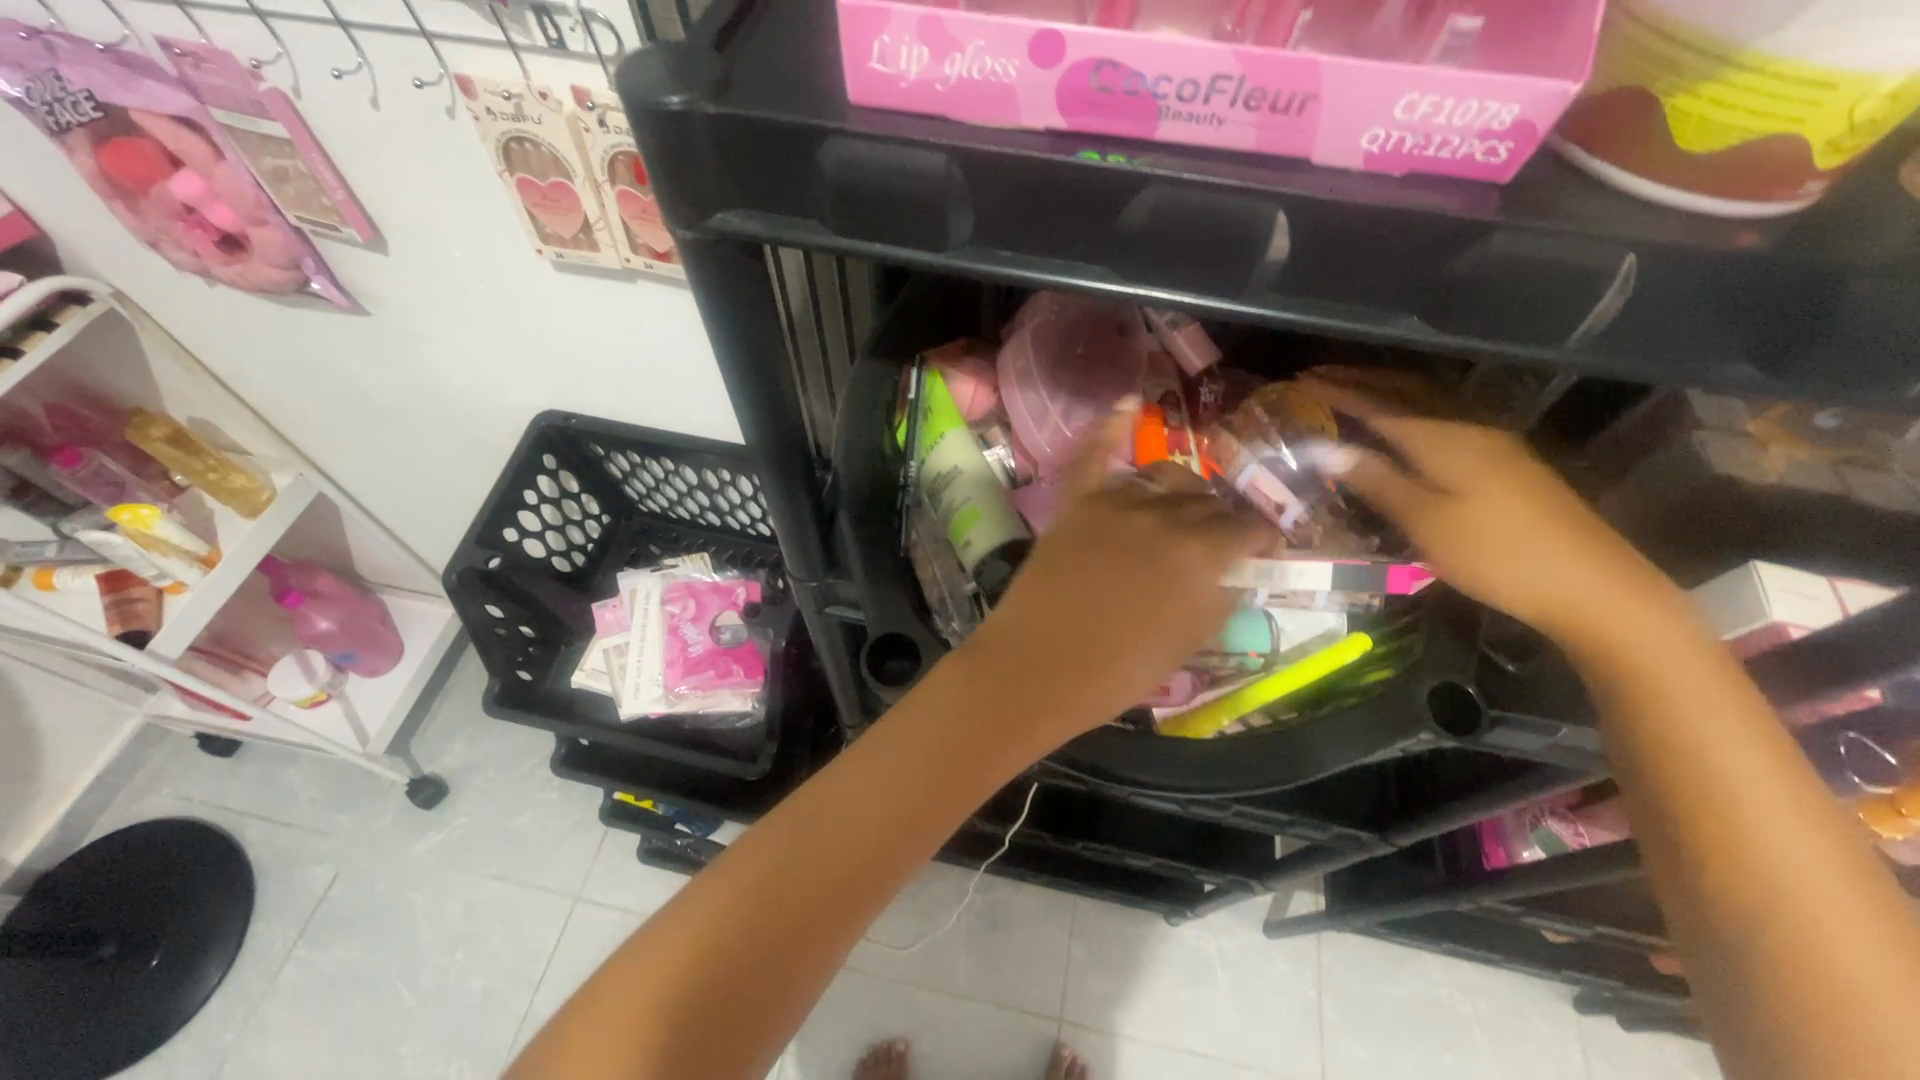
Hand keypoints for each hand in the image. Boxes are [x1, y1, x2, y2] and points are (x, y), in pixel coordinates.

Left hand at [957, 396, 1267, 744]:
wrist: (1038, 669)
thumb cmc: (1119, 671)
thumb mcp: (1190, 643)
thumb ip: (1220, 597)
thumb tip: (1236, 572)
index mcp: (1203, 553)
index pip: (1249, 528)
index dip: (1262, 539)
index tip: (1264, 550)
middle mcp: (1166, 516)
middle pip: (1208, 502)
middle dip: (1222, 520)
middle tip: (1218, 542)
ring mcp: (1117, 503)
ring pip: (1164, 478)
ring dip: (1182, 491)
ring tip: (1183, 509)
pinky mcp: (1075, 503)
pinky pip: (1096, 454)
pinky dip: (1111, 426)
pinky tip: (1128, 401)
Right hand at [1297, 368, 1681, 643]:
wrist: (1590, 583)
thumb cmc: (1496, 554)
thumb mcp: (1425, 521)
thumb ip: (1375, 480)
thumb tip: (1321, 448)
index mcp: (1442, 437)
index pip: (1377, 405)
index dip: (1338, 393)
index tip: (1300, 381)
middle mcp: (1468, 427)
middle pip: (1406, 393)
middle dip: (1361, 382)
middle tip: (1319, 377)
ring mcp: (1493, 442)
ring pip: (1429, 403)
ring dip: (1388, 392)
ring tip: (1354, 391)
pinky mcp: (1505, 462)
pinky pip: (1445, 419)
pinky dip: (1412, 412)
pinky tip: (1406, 425)